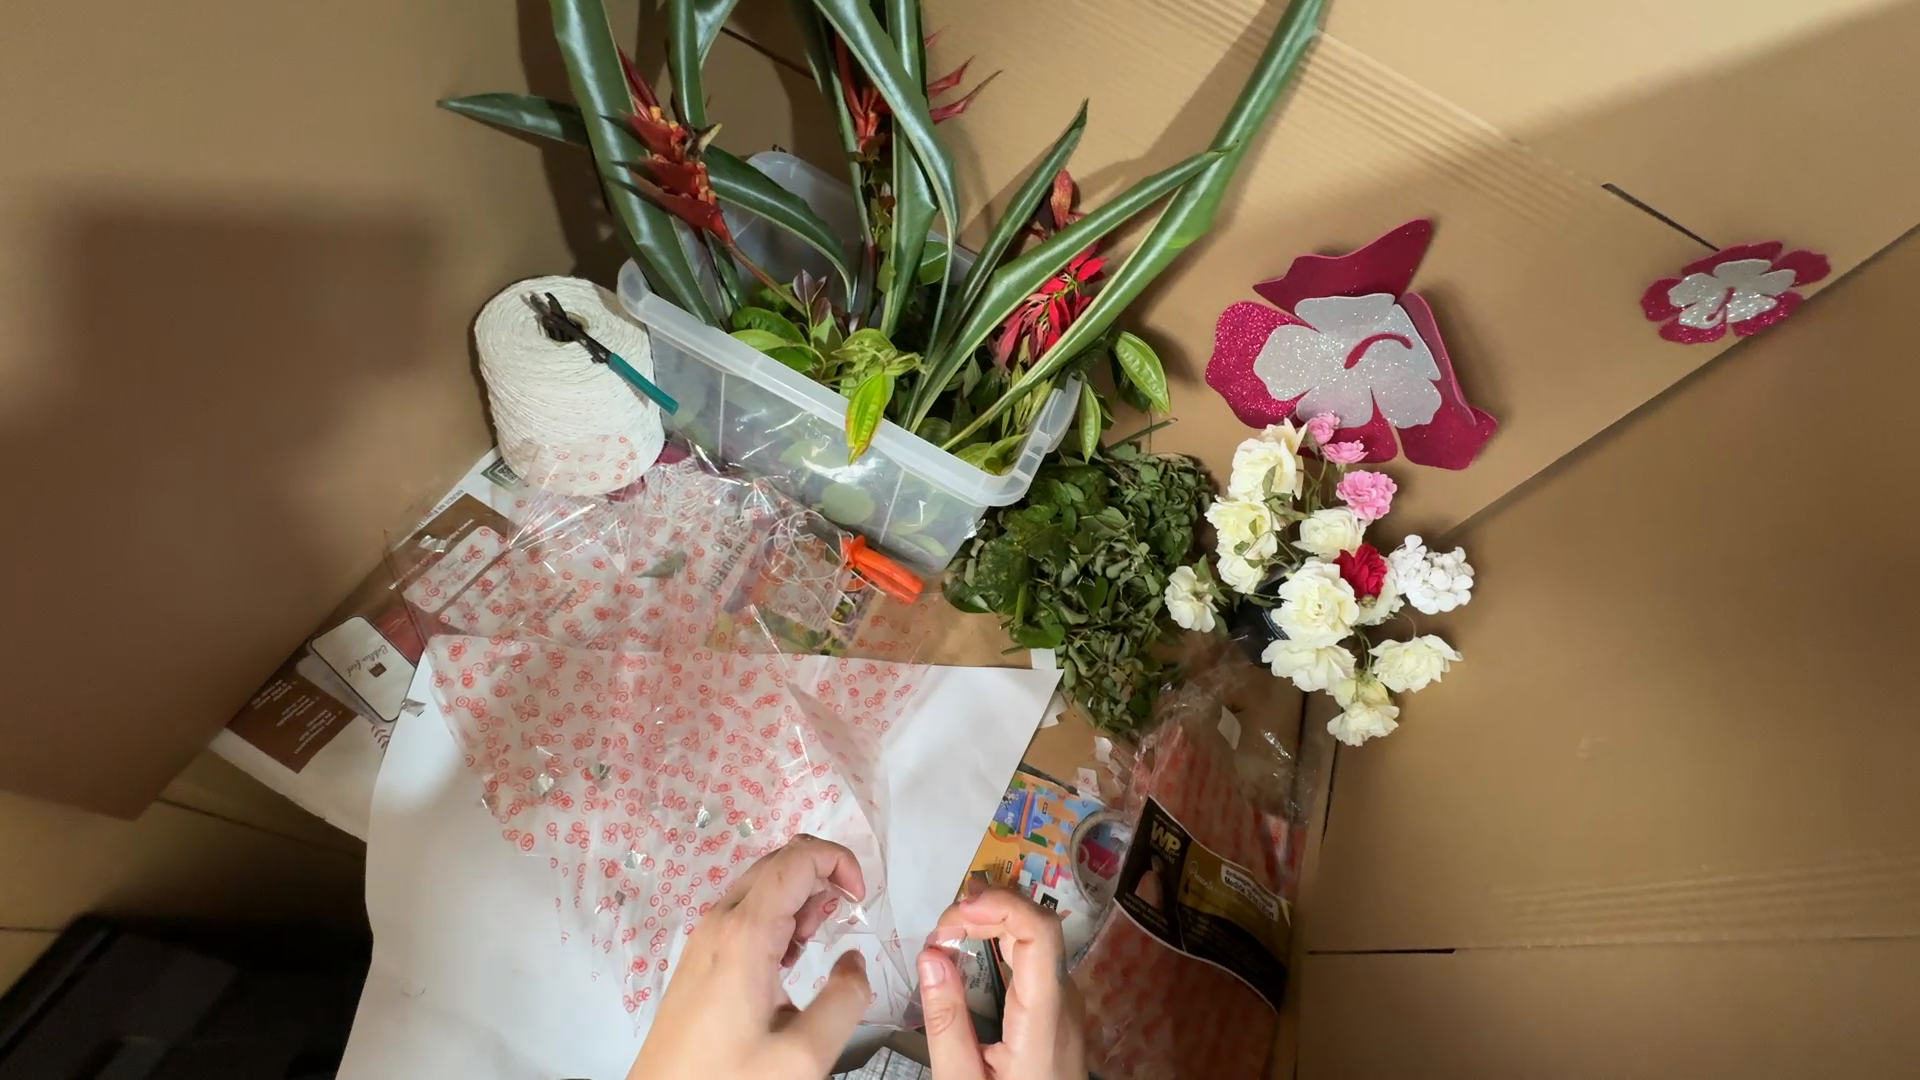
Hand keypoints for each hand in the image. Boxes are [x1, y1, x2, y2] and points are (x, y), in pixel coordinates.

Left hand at [628, 834, 871, 1079]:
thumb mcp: (802, 1056)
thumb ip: (844, 1001)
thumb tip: (854, 961)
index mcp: (746, 931)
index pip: (799, 858)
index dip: (839, 861)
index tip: (861, 899)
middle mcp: (721, 920)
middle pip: (780, 862)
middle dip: (822, 875)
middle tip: (842, 918)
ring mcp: (706, 936)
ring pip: (763, 884)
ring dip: (800, 896)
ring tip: (816, 941)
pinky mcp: (700, 956)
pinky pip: (746, 910)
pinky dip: (779, 914)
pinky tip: (788, 957)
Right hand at [916, 889, 1087, 1079]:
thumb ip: (947, 1023)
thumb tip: (930, 953)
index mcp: (1046, 1019)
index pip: (1041, 934)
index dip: (1003, 905)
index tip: (957, 911)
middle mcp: (1065, 1000)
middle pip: (1036, 927)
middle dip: (985, 910)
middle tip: (938, 929)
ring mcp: (1065, 1002)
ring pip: (1035, 936)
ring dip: (991, 920)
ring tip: (948, 928)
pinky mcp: (1057, 1007)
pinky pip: (1033, 955)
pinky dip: (1000, 937)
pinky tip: (972, 942)